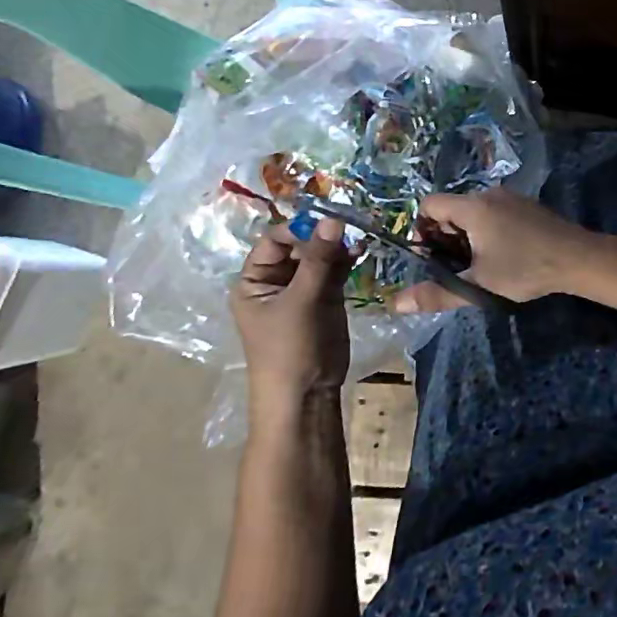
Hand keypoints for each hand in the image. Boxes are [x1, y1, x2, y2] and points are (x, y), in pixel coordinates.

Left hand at [232, 219, 353, 397]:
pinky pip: (334, 272)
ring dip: (338, 246)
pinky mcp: (324, 299)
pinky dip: (346, 261)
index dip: (299, 229)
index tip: (327, 221)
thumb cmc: (290, 349)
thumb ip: (318, 259)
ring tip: (360, 235)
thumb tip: (333, 219)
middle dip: (323, 235)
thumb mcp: (301, 301)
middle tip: (350, 225)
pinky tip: (362, 250)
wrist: (306, 397)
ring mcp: (302, 290)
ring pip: (320, 257)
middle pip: (300, 246)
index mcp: (254, 280)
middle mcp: (276, 280)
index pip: (274, 241)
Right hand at [392, 189, 591, 312]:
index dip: (421, 228)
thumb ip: (437, 294)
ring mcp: (510, 198)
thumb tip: (397, 304)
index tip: (430, 256)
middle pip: (451, 208)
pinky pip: (493, 213)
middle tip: (454, 266)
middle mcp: (488, 194)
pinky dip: (486, 231)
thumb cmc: (525, 268)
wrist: (578, 258)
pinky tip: (502, 256)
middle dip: (444, 236)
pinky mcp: (526, 206)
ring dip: (466, 236)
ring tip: (478, 265)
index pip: (430, 203)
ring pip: (473, 212)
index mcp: (472, 206)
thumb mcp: (479, 284)